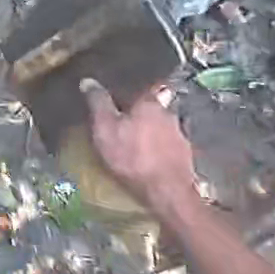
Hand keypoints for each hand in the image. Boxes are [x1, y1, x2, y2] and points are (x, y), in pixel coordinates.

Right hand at [80, 78, 197, 209]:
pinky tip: (147, 156)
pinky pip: (166, 143)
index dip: (122, 90)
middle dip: (134, 112)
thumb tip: (88, 80)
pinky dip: (156, 146)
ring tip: (132, 141)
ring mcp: (180, 134)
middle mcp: (168, 112)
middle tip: (119, 121)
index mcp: (148, 101)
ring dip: (146, 130)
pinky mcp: (186, 154)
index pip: (135, 85)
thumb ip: (97, 102)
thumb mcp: (104, 128)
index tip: (112, 95)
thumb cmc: (131, 157)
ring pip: (158, 125)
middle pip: (147, 106)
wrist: (167, 193)